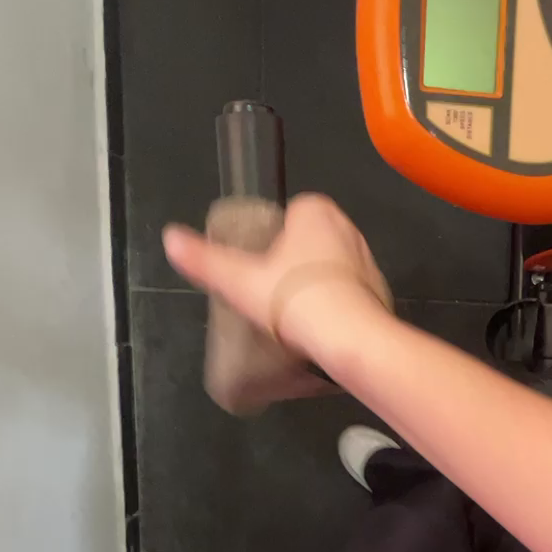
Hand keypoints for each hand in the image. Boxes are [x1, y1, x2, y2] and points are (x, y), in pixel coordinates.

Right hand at [163, 193, 392, 357]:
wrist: (350, 340)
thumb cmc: (292, 301)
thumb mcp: (240, 281)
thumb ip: (206, 260)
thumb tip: (170, 238)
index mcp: (316, 211)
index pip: (291, 213)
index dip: (273, 239)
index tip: (262, 267)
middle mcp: (349, 228)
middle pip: (312, 241)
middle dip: (296, 262)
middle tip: (274, 294)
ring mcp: (369, 261)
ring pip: (333, 268)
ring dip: (317, 285)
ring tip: (295, 316)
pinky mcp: (381, 294)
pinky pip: (350, 295)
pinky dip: (337, 307)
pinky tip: (321, 329)